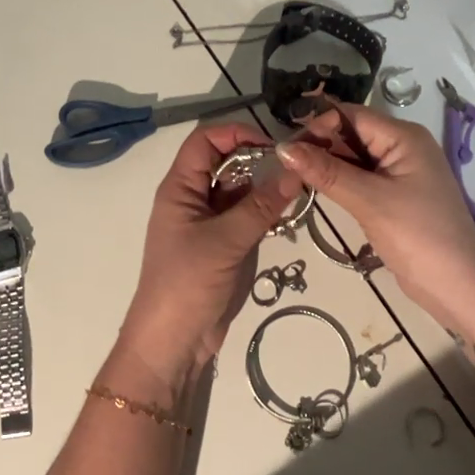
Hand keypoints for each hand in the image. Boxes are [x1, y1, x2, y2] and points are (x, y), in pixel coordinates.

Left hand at [115, 123, 304, 398]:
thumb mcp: (226, 241)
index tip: (272, 145)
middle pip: (225, 161)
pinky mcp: (222, 243)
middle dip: (258, 158)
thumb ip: (262, 205)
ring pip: (238, 188)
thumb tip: (296, 171)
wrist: (173, 342)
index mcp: (179, 188)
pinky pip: (245, 214)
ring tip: (301, 184)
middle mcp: (192, 198)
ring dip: (265, 184)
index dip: (236, 133)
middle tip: (297, 164)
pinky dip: (266, 208)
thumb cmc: (188, 284)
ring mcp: (207, 221)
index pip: (204, 141)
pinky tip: (291, 209)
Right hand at [275, 103, 474, 308]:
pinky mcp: (393, 195)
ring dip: (324, 166)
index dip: (317, 127)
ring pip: (351, 157)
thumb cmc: (417, 235)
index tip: (286, 150)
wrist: (457, 285)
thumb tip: (283, 148)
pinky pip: (359, 178)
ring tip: (291, 180)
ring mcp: (398, 172)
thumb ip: (326, 172)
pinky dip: (337, 182)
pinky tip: (314, 190)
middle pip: (350, 134)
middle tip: (283, 169)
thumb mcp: (368, 201)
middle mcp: (401, 147)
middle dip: (317, 147)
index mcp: (403, 137)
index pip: (351, 116)